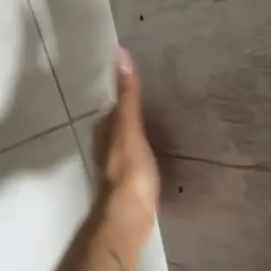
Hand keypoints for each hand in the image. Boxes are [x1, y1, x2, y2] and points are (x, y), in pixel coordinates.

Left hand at [94, 48, 159, 233]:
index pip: (116, 105)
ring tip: (165, 126)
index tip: (147, 85)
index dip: (128, 95)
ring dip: (141, 135)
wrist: (130, 217)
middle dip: (135, 115)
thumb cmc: (129, 169)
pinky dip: (147, 153)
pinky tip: (161, 154)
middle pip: (121, 124)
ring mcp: (117, 166)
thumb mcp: (130, 126)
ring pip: (128, 142)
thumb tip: (120, 53)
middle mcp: (106, 146)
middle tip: (162, 103)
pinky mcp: (130, 184)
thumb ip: (128, 94)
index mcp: (104, 130)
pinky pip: (139, 160)